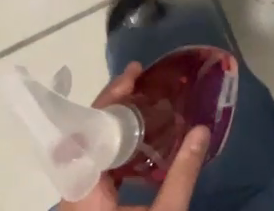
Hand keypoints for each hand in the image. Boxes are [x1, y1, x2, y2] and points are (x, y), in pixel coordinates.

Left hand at [59, 62, 209, 210]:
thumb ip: (182, 175)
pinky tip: (140, 144)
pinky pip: (95, 171)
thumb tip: (201, 130)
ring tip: (142, 102)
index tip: (133, 76)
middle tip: (140, 80)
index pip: (86, 134)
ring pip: (88, 154)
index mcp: (84, 195)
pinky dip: (115, 151)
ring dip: (113, 126)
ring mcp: (77, 206)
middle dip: (112, 106)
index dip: (107, 101)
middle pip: (85, 138)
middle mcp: (73, 196)